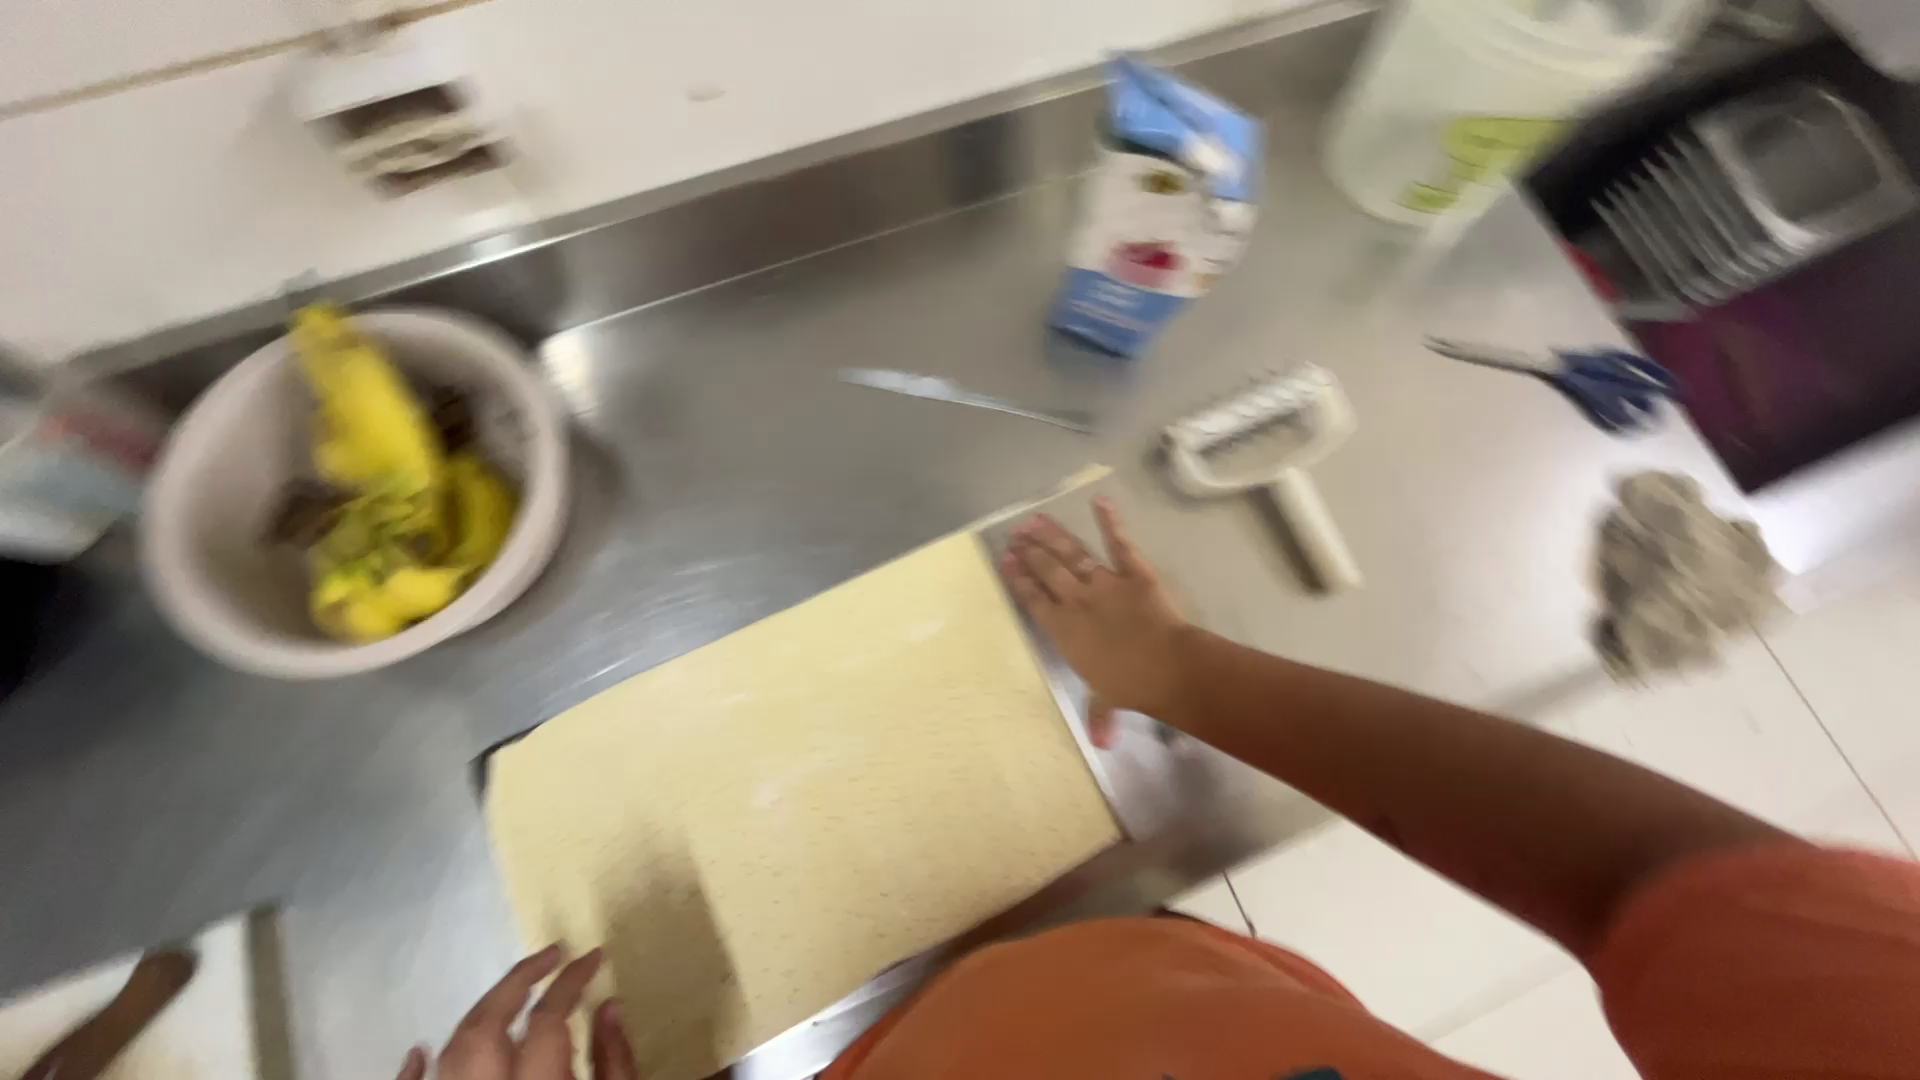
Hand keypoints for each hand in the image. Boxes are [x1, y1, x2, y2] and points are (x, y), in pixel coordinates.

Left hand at [392, 945, 637, 1079]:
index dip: (571, 980)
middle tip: (552, 956)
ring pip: (447, 1058)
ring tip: (510, 993)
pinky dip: (410, 1073)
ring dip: (477, 1016)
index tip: (593, 956)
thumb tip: (610, 1006)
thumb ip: (615, 1062)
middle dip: (516, 983)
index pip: (548, 1020)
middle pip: (484, 1030)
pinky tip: (420, 1051)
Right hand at [1000, 497, 1189, 746]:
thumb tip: (1102, 745)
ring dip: (1053, 535)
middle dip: (1030, 551)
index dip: (1019, 579)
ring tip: (1036, 519)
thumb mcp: (1108, 700)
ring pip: (1071, 554)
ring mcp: (1103, 583)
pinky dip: (1110, 521)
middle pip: (1047, 571)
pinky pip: (1119, 543)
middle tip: (1016, 534)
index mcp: (1063, 630)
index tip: (1006, 561)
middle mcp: (1076, 601)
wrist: (1166, 666)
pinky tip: (1100, 499)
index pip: (1034, 600)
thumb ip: (1101, 715)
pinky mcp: (1132, 572)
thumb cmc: (1131, 685)